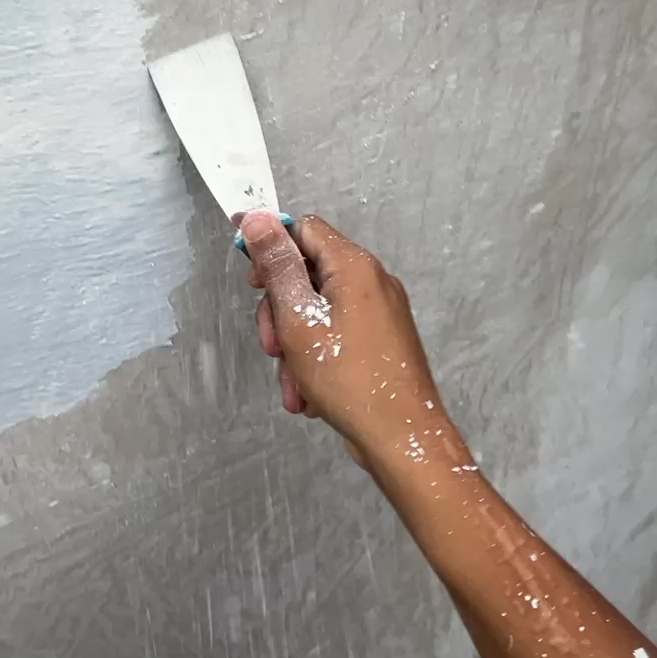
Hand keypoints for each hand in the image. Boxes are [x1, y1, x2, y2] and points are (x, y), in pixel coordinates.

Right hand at [240, 212, 445, 452]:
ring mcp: (380, 310)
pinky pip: (337, 331)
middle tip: (271, 347)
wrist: (403, 440)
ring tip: (291, 384)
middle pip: (308, 273)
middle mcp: (371, 280)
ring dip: (294, 343)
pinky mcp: (382, 338)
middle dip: (280, 310)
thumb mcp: (297, 318)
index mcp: (353, 266)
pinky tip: (308, 392)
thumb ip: (277, 265)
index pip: (303, 229)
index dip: (272, 250)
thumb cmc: (346, 377)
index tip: (253, 285)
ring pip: (318, 309)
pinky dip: (317, 355)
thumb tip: (257, 217)